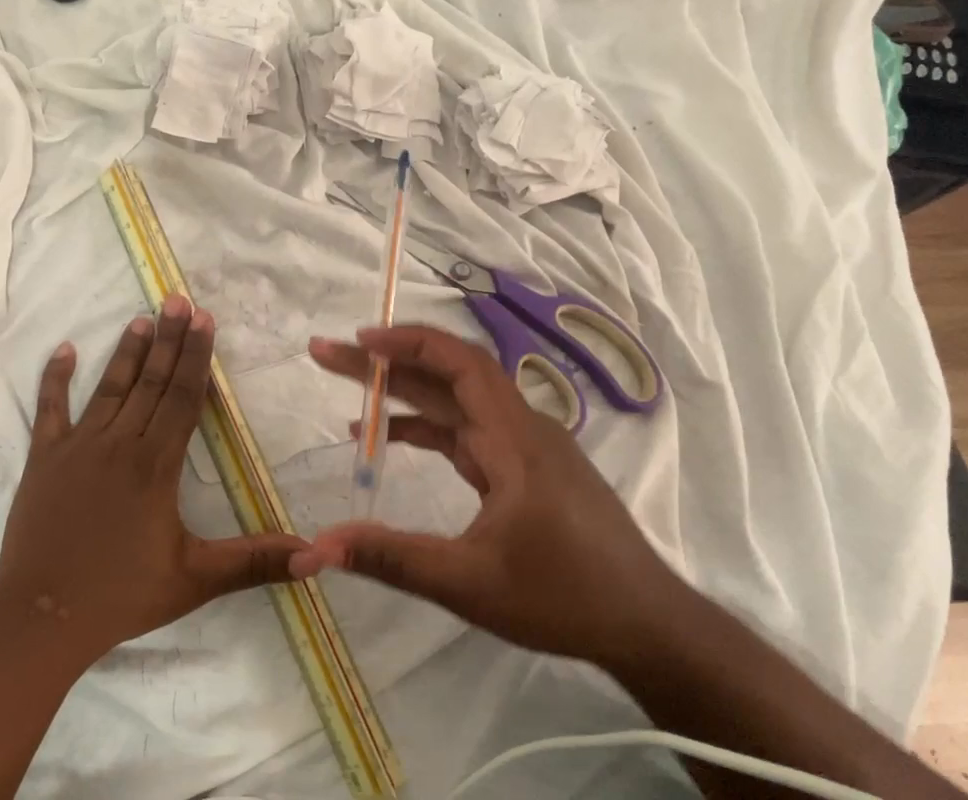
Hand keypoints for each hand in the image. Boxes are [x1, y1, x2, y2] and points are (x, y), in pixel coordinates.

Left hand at [0, 295, 307, 666]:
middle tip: (177, 298)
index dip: (196, 358)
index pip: (182, 398)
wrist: (44, 613)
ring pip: (107, 388)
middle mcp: (117, 443)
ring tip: (141, 316)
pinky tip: (64, 350)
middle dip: (167, 339)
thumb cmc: (123, 595)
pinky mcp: (44, 458)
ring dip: (126, 352)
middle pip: (149, 382)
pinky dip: (55, 378)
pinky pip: (50, 409)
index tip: (204, 320)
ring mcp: (76, 447)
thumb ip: (256, 563)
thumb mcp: (196, 580)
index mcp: (156, 465)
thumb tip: (319, 556)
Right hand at [297, 325, 691, 666]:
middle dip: (385, 363)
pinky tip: (386, 438)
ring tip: (346, 390)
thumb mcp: (469, 582)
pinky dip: (424, 428)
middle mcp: (522, 432)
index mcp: (515, 441)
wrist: (649, 627)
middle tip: (326, 354)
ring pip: (456, 403)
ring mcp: (527, 451)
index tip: (357, 341)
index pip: (462, 364)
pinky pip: (467, 432)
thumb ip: (392, 558)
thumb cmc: (565, 598)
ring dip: (402, 392)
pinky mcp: (526, 472)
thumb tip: (317, 547)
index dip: (408, 343)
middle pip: (449, 376)